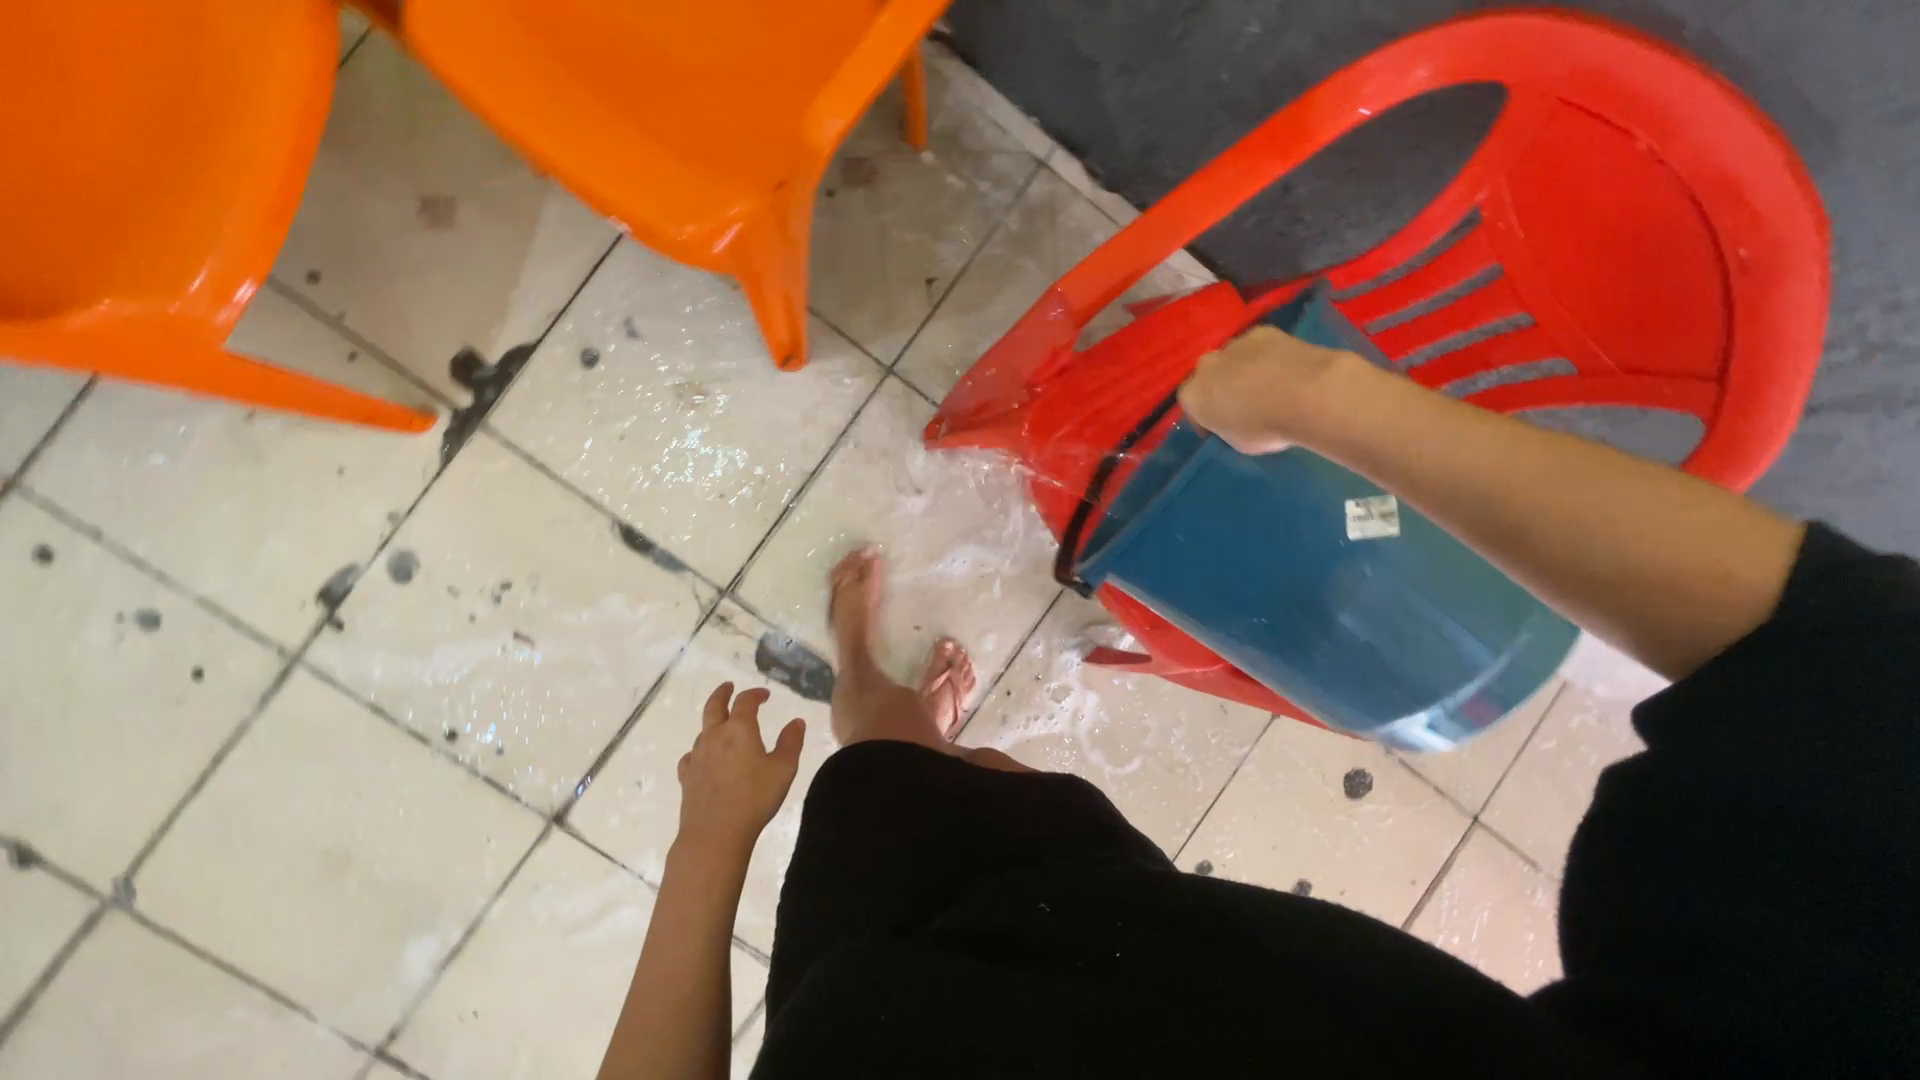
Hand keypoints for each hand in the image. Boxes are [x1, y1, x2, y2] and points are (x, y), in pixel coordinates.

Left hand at [675, 683, 804, 859]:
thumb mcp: (784, 769)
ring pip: (703, 730)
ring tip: (723, 725)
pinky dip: (700, 750)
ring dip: (713, 722)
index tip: (764, 695)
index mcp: (739, 729)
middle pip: (714, 707)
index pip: (745, 701)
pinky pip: (692, 755)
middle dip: (722, 694)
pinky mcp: (687, 776)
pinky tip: (704, 758)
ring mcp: (697, 756)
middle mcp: (715, 736)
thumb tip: (797, 722)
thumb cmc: (754, 798)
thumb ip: (791, 742)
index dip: (755, 694)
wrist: (715, 832)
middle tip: (728, 687)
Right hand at [1177, 325, 1352, 454]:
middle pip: (1208, 377)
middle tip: (1241, 405)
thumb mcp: (1237, 442)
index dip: (1204, 417)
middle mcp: (1206, 365)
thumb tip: (1233, 419)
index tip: (1219, 426)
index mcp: (1192, 395)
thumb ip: (1226, 427)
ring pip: (1231, 359)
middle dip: (1219, 388)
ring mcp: (1233, 345)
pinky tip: (1282, 369)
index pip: (1190, 405)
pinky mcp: (1261, 331)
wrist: (1307, 394)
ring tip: (1266, 386)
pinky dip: (1264, 356)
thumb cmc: (1266, 428)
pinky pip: (1256, 347)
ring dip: (1241, 371)